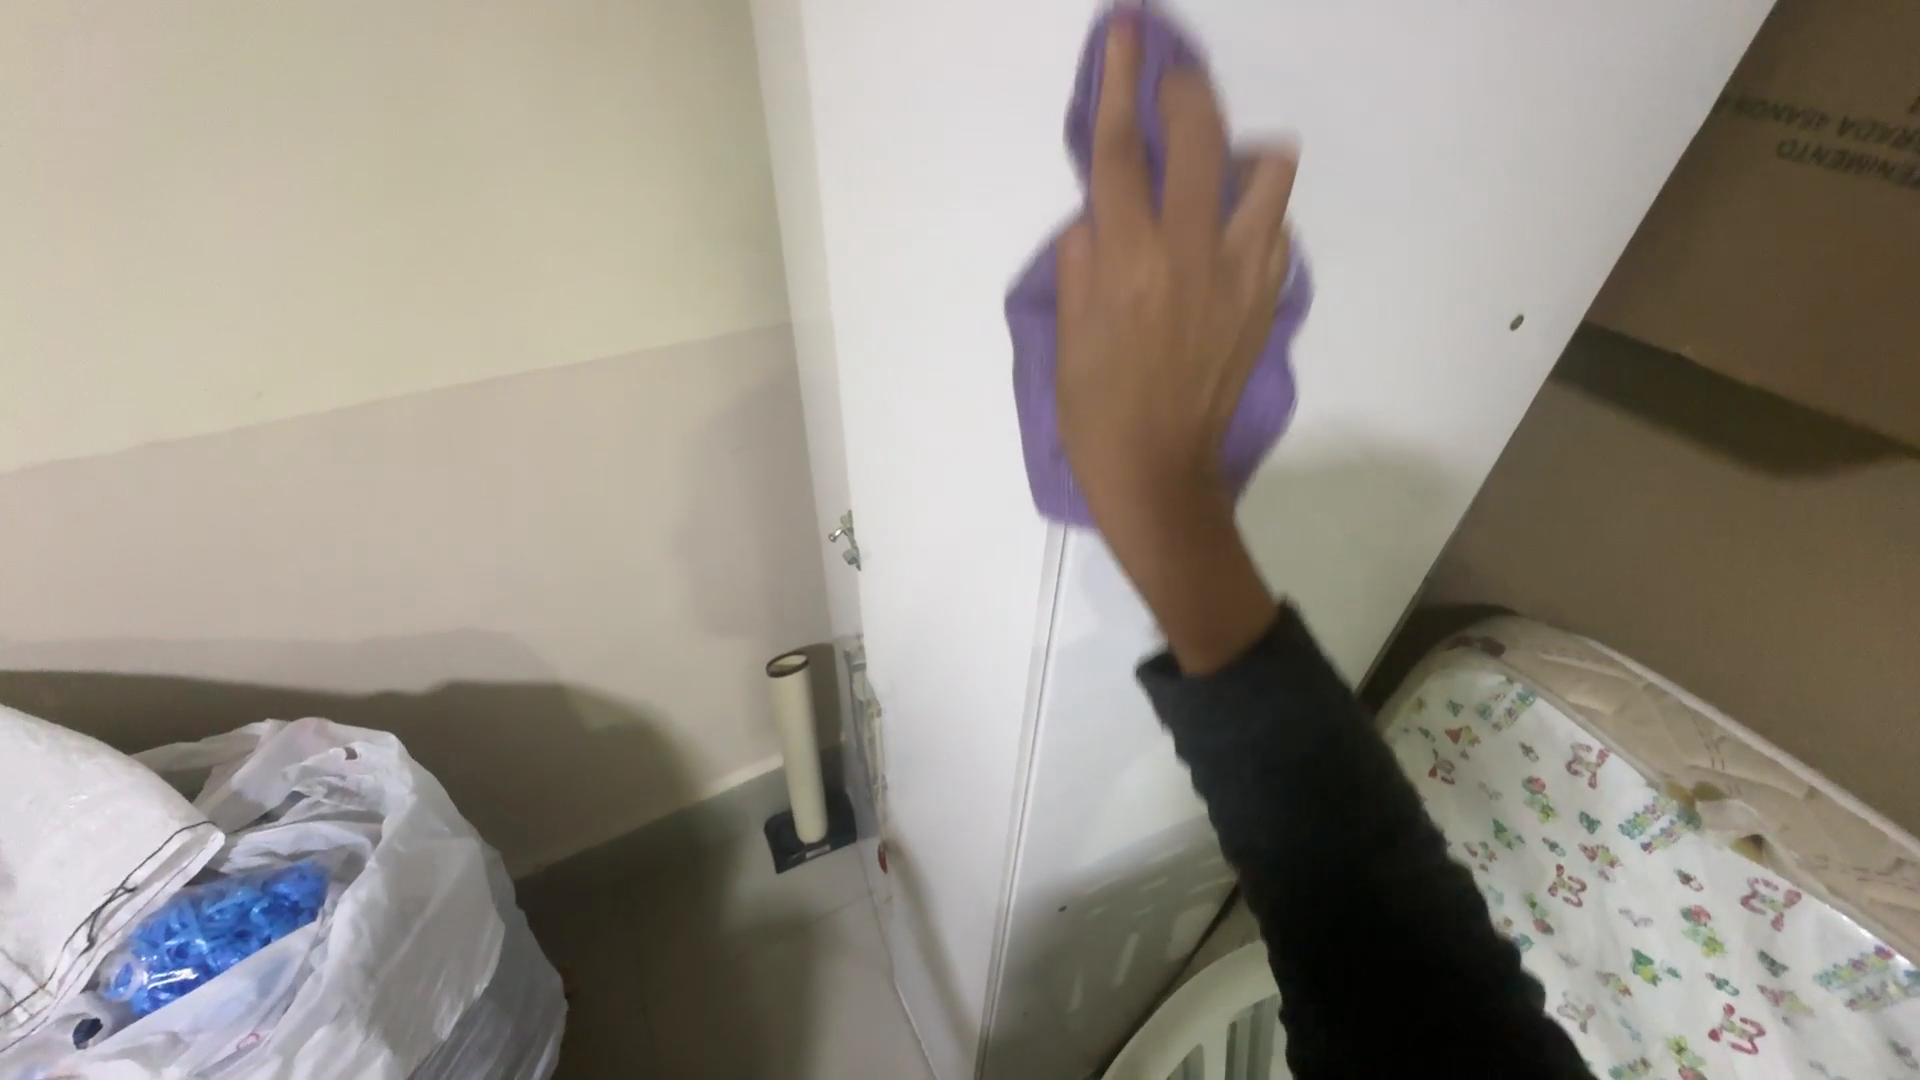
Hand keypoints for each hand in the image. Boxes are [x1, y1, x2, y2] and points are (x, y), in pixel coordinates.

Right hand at [1054, 15, 1297, 674]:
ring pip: (1266, 173)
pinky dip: (1255, 217)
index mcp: (1125, 263)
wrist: (1159, 474)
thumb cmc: (1095, 416)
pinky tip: (1230, 237)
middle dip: (1183, 93)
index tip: (1125, 35)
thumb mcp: (1063, 343)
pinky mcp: (1266, 301)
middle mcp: (1188, 254)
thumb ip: (1079, 268)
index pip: (1117, 154)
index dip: (1117, 86)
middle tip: (1169, 85)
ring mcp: (1239, 275)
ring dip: (1239, 154)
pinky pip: (1276, 231)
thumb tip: (1097, 220)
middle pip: (1200, 137)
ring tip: (1216, 171)